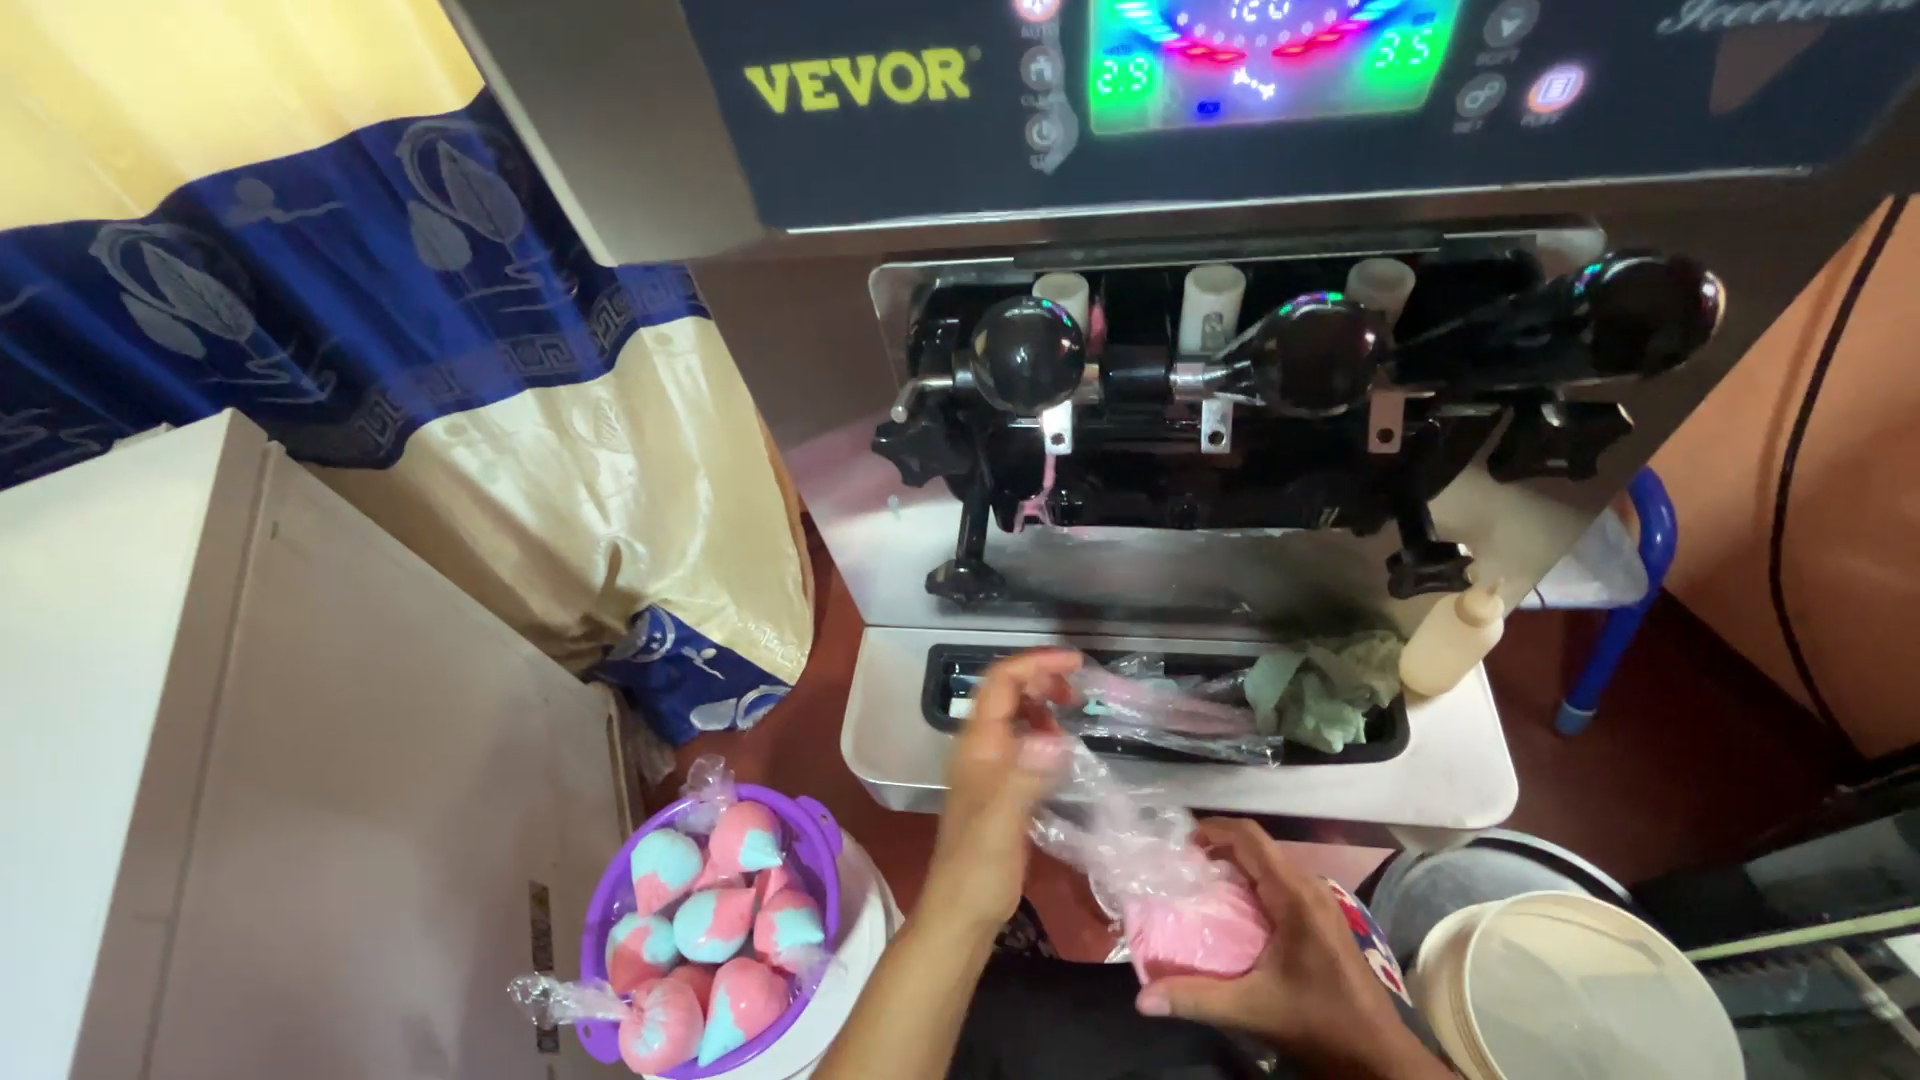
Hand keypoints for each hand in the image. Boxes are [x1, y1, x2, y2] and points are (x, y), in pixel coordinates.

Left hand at [914, 648, 1080, 940]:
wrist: (960, 915)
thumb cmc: (977, 871)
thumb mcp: (1002, 825)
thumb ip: (1025, 780)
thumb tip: (1057, 739)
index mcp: (976, 746)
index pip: (1001, 682)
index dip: (1035, 663)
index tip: (1076, 662)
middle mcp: (979, 748)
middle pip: (1006, 692)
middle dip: (1041, 678)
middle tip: (1077, 691)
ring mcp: (988, 767)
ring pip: (1014, 715)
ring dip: (1042, 703)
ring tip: (1073, 712)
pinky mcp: (1000, 787)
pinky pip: (1022, 742)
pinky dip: (1043, 732)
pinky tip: (1061, 750)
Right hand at [1135, 819, 1449, 1078]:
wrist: (1378, 1056)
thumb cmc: (1319, 1023)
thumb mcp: (1252, 1009)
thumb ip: (1196, 997)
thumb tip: (1142, 999)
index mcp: (1295, 895)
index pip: (1250, 837)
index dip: (1212, 829)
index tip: (1178, 845)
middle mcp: (1310, 887)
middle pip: (1258, 846)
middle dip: (1217, 847)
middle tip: (1181, 866)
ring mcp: (1320, 902)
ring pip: (1269, 863)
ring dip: (1234, 864)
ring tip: (1199, 882)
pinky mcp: (1322, 918)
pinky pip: (1280, 881)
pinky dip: (1250, 882)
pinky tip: (1232, 909)